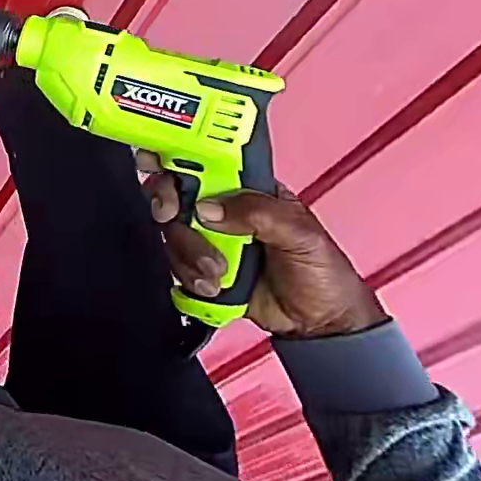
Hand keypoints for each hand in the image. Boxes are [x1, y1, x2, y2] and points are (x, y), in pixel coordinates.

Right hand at [138, 152, 386, 337]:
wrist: (318, 325)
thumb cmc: (323, 273)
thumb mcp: (301, 233)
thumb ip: (257, 212)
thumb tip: (209, 207)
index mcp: (247, 187)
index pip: (206, 160)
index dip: (176, 154)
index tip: (158, 161)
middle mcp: (223, 208)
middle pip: (175, 191)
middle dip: (167, 202)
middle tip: (172, 214)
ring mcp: (210, 237)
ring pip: (173, 230)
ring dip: (189, 252)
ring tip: (218, 270)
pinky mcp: (201, 266)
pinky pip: (176, 262)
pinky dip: (189, 275)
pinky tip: (214, 284)